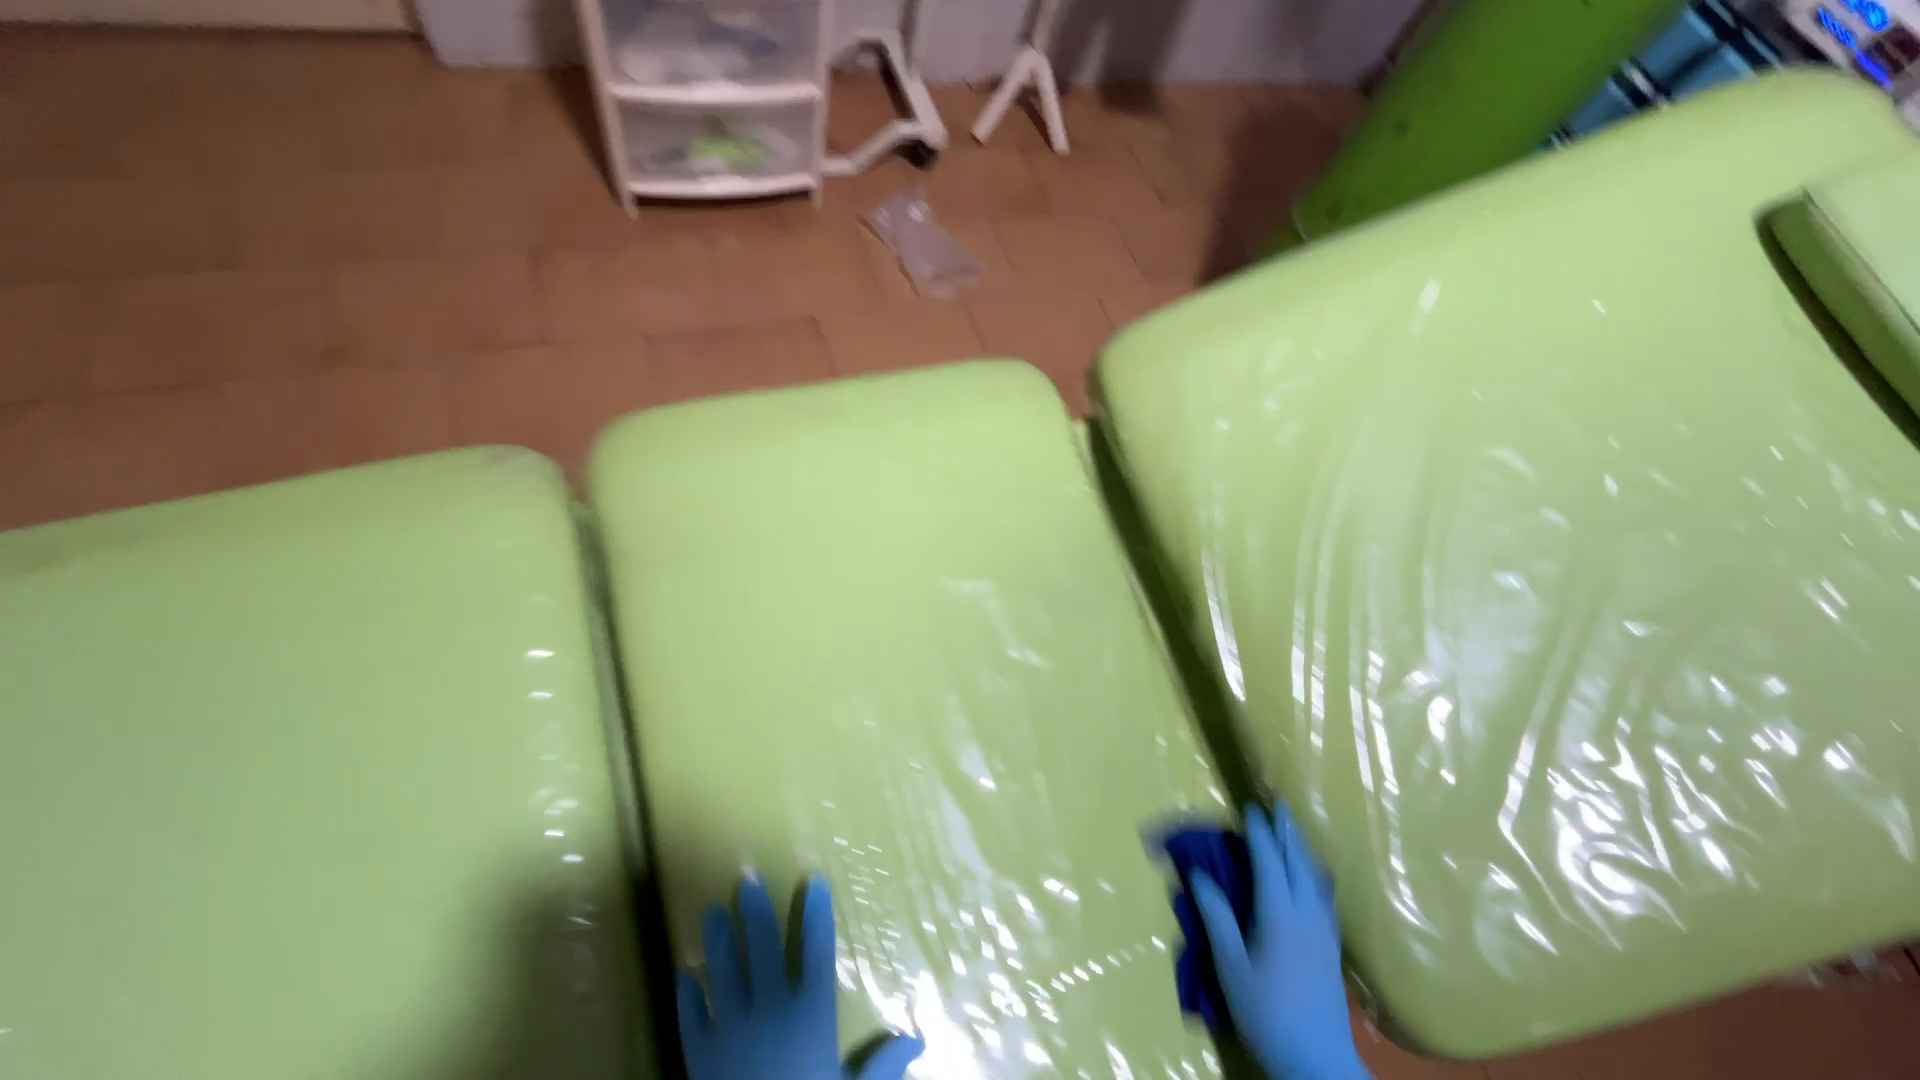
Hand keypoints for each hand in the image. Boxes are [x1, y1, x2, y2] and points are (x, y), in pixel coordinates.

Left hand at [677, 874, 924, 1079]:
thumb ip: (883, 1064)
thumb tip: (919, 1038)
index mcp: (811, 1013)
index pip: (816, 950)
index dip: (816, 913)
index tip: (813, 878)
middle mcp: (770, 1008)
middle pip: (762, 947)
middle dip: (756, 910)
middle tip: (747, 877)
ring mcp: (730, 1028)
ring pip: (722, 970)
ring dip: (717, 938)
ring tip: (712, 909)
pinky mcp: (698, 1053)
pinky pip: (690, 1015)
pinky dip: (687, 992)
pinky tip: (684, 973)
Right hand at [1191, 803, 1368, 1079]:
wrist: (1316, 1058)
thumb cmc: (1265, 1009)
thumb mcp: (1230, 964)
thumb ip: (1216, 916)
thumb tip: (1198, 874)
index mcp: (1279, 913)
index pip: (1269, 861)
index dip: (1259, 833)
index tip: (1250, 808)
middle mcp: (1307, 914)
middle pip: (1299, 862)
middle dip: (1288, 832)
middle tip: (1279, 806)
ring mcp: (1324, 930)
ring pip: (1315, 878)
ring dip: (1302, 850)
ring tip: (1293, 833)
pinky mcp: (1332, 947)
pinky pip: (1323, 895)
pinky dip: (1312, 873)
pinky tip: (1310, 879)